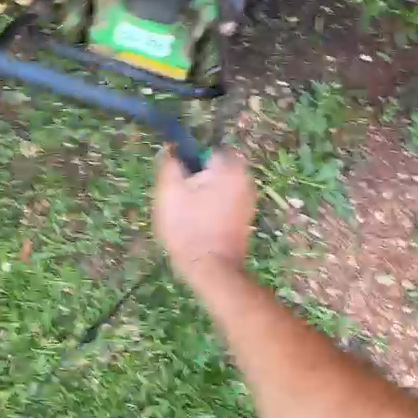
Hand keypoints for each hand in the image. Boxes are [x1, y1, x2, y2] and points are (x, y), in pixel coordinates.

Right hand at [153, 147, 254, 286]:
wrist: (211, 269)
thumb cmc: (188, 227)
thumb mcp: (169, 190)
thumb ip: (169, 162)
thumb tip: (172, 148)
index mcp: (230, 166)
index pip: (204, 150)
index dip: (187, 165)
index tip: (177, 183)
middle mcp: (246, 179)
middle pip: (212, 170)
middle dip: (194, 182)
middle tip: (179, 202)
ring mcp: (248, 201)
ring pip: (216, 189)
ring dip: (201, 198)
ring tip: (187, 218)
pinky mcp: (245, 220)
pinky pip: (222, 206)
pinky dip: (210, 213)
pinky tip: (199, 229)